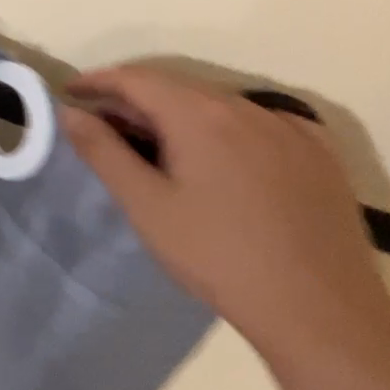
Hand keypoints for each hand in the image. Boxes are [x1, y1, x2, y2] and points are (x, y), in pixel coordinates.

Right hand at [58, 65, 388, 357]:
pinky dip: (224, 126)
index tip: (69, 93)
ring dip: (177, 112)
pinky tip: (218, 153)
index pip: (137, 79)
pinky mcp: (321, 157)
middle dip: (134, 98)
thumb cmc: (216, 255)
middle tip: (101, 124)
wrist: (321, 310)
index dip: (97, 81)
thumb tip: (69, 111)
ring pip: (219, 104)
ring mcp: (293, 131)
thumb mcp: (144, 203)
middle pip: (178, 87)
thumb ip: (102, 150)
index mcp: (202, 117)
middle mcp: (250, 110)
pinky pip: (260, 123)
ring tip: (152, 143)